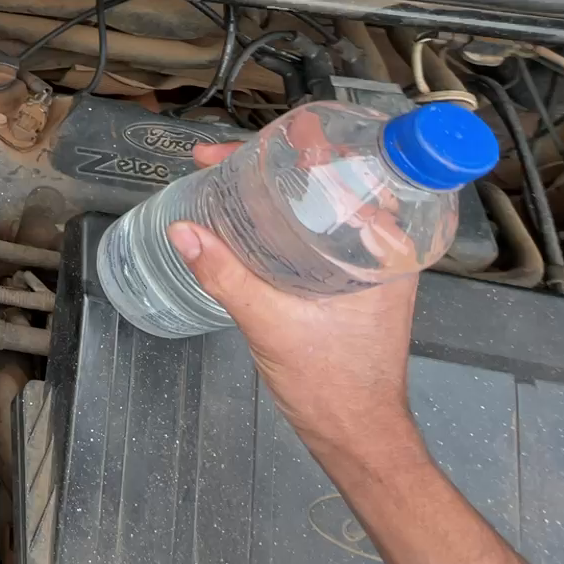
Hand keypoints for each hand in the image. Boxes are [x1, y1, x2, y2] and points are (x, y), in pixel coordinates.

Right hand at [167, 142, 421, 459]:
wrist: (351, 433)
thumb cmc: (331, 380)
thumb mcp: (271, 324)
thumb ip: (225, 275)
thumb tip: (180, 229)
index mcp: (382, 252)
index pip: (367, 177)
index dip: (326, 146)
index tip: (281, 130)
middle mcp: (375, 250)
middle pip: (332, 183)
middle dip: (278, 159)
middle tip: (221, 154)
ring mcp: (355, 265)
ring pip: (314, 204)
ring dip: (269, 182)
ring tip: (218, 172)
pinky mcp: (334, 279)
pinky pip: (302, 228)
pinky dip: (269, 210)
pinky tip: (233, 210)